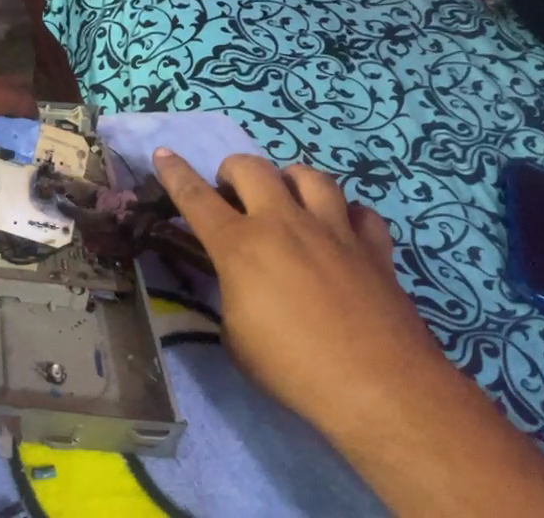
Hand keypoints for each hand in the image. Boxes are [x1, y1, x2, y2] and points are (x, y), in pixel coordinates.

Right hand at [154, 149, 453, 443]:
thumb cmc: (294, 369)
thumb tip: (239, 289)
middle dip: (232, 171)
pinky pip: (361, 212)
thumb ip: (231, 298)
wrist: (381, 389)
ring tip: (287, 199)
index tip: (162, 154)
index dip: (174, 172)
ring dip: (290, 180)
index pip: (195, 197)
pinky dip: (347, 215)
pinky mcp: (374, 249)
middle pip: (250, 168)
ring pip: (309, 175)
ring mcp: (333, 231)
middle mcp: (284, 224)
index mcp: (240, 246)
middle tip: (232, 195)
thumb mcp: (237, 338)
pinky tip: (342, 231)